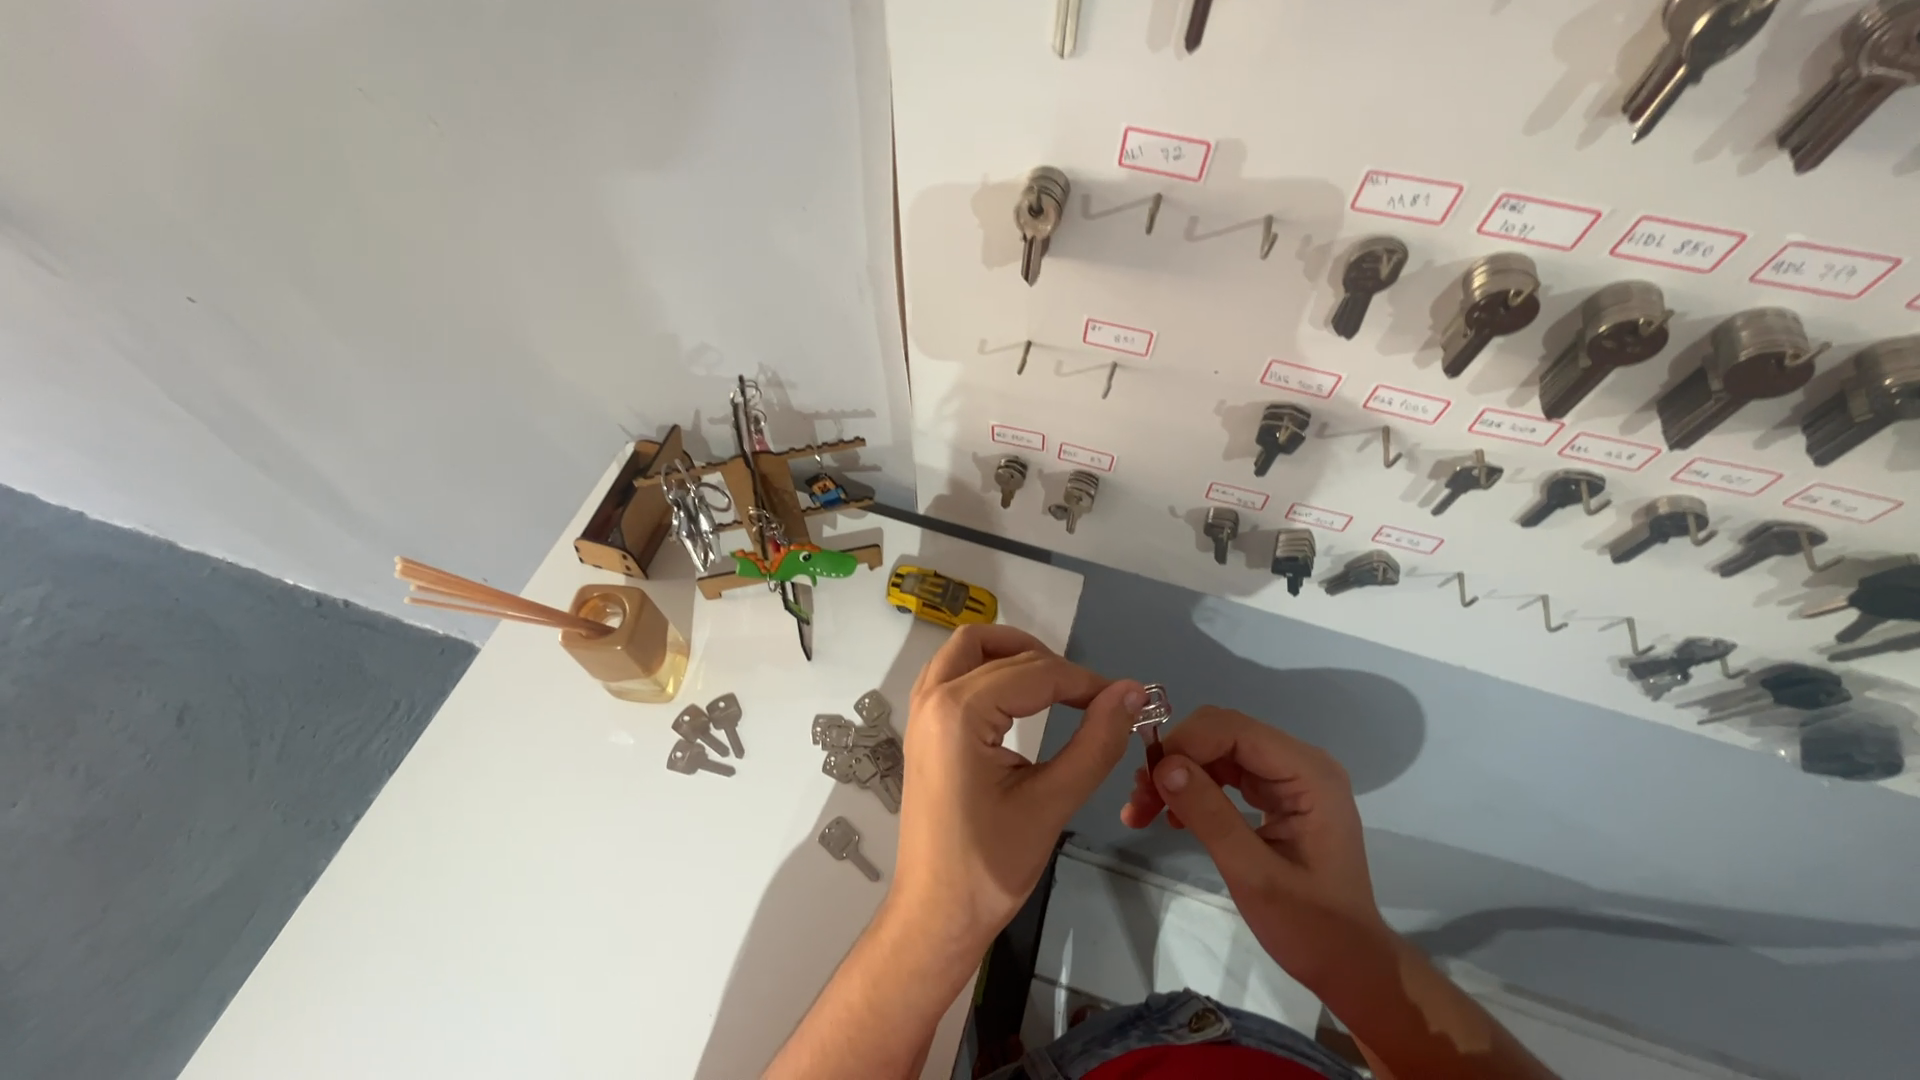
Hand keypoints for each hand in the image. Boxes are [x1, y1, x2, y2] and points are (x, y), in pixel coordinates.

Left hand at [890, 625, 1143, 952]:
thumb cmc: (991, 865)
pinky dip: (986, 672)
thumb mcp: (1052, 802)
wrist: (936, 913)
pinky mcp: (921, 729)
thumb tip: (1131, 693)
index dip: (1086, 682)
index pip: (1035, 672)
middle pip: (992, 645)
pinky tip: (1017, 704)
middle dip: (1045, 660)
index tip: (1127, 699)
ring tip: (1055, 688)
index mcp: (958, 713)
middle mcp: (932, 699)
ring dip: (1009, 655)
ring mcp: (920, 713)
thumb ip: (1096, 742)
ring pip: (965, 651)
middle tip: (1084, 693)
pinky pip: (951, 674)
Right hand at [1121, 706, 1389, 982]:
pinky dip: (1193, 788)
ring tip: (1143, 810)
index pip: (1234, 729)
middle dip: (1176, 759)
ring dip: (1178, 774)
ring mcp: (1288, 777)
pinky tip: (1172, 817)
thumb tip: (1164, 766)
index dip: (1185, 744)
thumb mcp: (1253, 875)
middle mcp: (1300, 763)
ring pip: (1217, 751)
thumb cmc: (1310, 926)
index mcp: (1308, 773)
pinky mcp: (1275, 794)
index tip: (1148, 782)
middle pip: (1222, 733)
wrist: (1346, 964)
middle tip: (1140, 801)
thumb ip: (1210, 816)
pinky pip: (1224, 774)